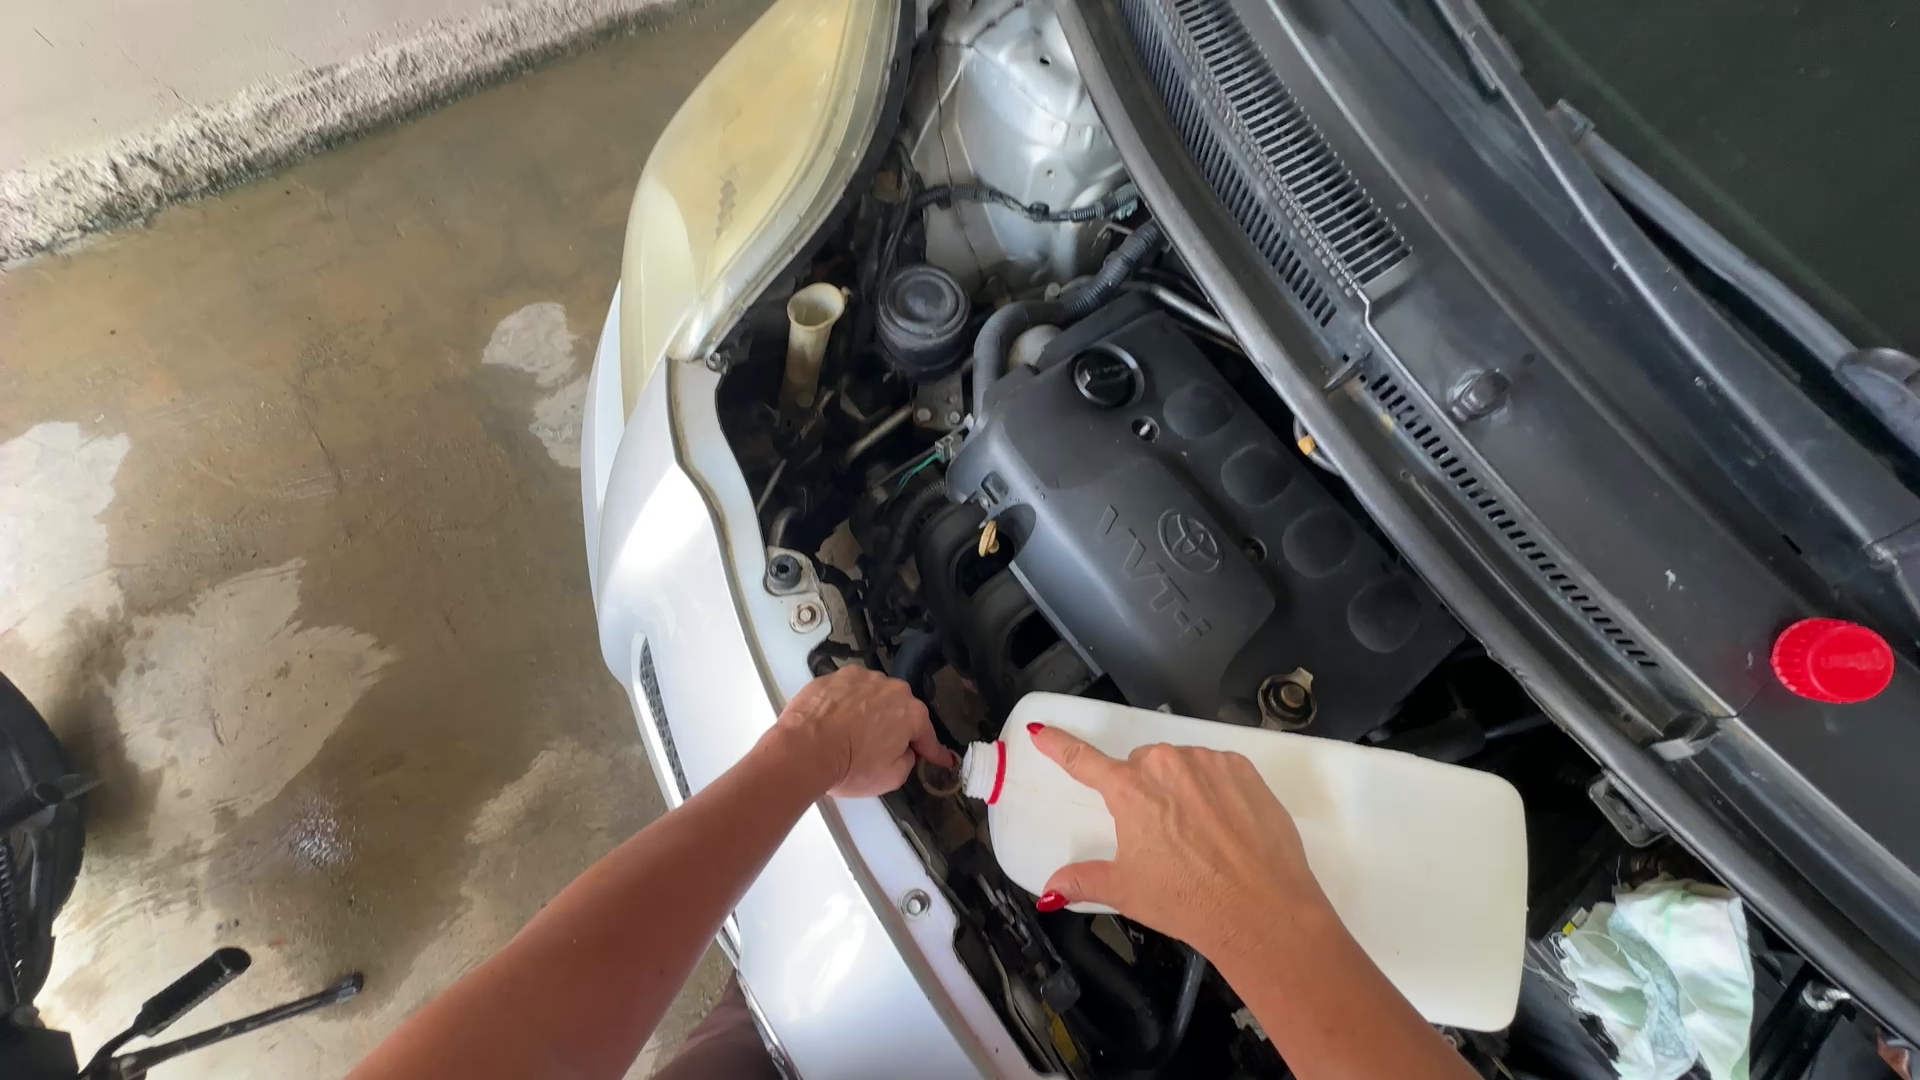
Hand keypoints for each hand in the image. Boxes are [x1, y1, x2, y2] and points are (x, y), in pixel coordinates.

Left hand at [768, 665, 955, 796]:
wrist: (804, 749)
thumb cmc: (849, 765)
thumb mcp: (891, 778)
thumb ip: (907, 760)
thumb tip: (904, 750)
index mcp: (911, 713)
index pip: (926, 734)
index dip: (932, 749)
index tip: (939, 757)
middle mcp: (891, 688)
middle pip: (899, 709)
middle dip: (894, 726)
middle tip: (877, 749)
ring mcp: (862, 678)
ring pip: (872, 696)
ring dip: (868, 711)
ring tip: (850, 734)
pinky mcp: (834, 676)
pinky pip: (847, 691)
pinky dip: (844, 703)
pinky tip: (834, 722)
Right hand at [1031, 726, 1331, 957]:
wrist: (1264, 913)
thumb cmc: (1188, 901)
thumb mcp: (1127, 890)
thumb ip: (1082, 880)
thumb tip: (1050, 891)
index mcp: (1128, 789)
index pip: (1081, 759)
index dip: (1057, 743)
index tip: (1039, 730)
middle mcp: (1165, 764)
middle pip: (1140, 765)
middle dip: (1142, 789)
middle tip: (1158, 832)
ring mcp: (1206, 761)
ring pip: (1179, 765)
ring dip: (1180, 787)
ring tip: (1198, 833)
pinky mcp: (1242, 767)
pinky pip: (1215, 768)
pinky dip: (1214, 788)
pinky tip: (1224, 823)